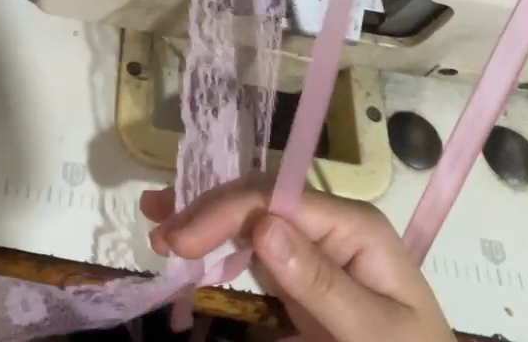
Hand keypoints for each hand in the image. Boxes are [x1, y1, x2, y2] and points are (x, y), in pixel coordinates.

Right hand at [141, 179, 452, 341]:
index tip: (178, 239)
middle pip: (256, 199)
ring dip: (203, 216)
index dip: (222, 211)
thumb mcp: (372, 333)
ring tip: (156, 221)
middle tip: (155, 231)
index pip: (274, 199)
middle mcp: (330, 222)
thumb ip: (321, 282)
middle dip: (204, 209)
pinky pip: (253, 244)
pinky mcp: (303, 269)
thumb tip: (263, 225)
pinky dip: (218, 240)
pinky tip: (190, 241)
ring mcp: (315, 243)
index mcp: (352, 223)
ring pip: (249, 215)